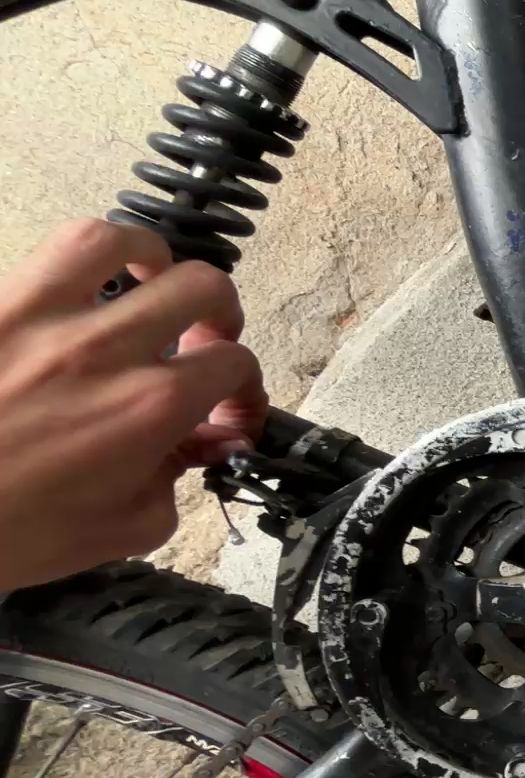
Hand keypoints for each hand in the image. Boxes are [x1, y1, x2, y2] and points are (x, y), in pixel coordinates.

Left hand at [0, 219, 267, 591]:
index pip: (237, 364)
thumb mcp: (127, 525)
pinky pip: (21, 270)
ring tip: (143, 282)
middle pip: (201, 285)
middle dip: (221, 311)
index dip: (247, 390)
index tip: (230, 416)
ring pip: (108, 240)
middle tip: (205, 337)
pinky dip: (56, 280)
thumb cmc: (5, 537)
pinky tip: (59, 310)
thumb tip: (195, 446)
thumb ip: (177, 476)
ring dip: (144, 257)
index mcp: (153, 403)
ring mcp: (25, 321)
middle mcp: (103, 349)